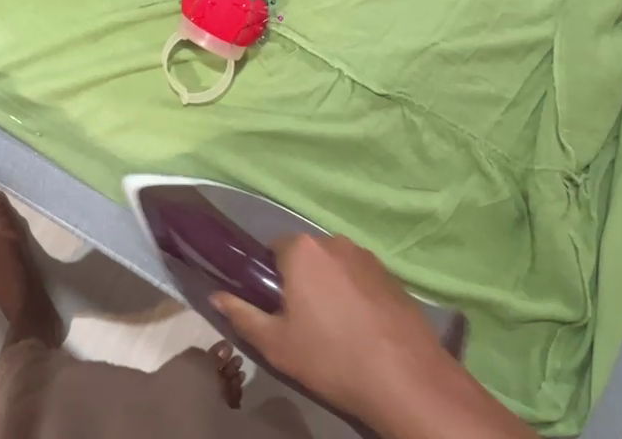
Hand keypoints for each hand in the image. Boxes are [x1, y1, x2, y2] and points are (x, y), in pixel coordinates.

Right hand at [211, 234, 438, 419]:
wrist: (405, 379)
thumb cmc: (331, 358)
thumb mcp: (276, 344)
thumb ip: (242, 315)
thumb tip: (216, 296)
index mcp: (303, 250)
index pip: (273, 248)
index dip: (270, 277)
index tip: (274, 306)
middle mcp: (335, 242)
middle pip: (306, 256)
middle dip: (300, 281)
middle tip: (301, 322)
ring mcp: (368, 257)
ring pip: (335, 267)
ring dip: (329, 288)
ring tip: (334, 329)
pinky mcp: (393, 276)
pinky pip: (361, 279)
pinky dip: (355, 297)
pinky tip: (360, 330)